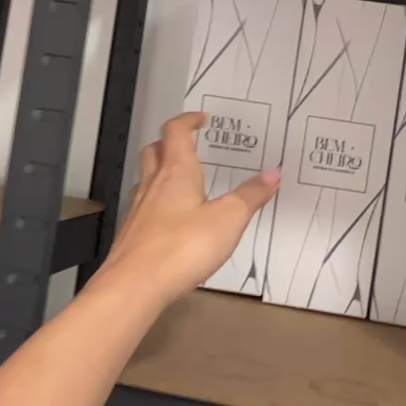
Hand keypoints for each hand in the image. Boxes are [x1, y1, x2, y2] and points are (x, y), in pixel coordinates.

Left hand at [93, 111, 279, 303]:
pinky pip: (145, 207)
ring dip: (161, 171)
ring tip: (181, 180)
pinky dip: (158, 202)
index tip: (201, 119)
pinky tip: (171, 219)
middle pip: (155, 151)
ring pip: (146, 179)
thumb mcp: (229, 219)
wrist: (135, 286)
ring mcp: (139, 210)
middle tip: (188, 144)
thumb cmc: (183, 247)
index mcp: (177, 172)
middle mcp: (153, 185)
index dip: (188, 120)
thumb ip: (251, 195)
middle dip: (171, 142)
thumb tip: (273, 173)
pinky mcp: (133, 235)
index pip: (176, 132)